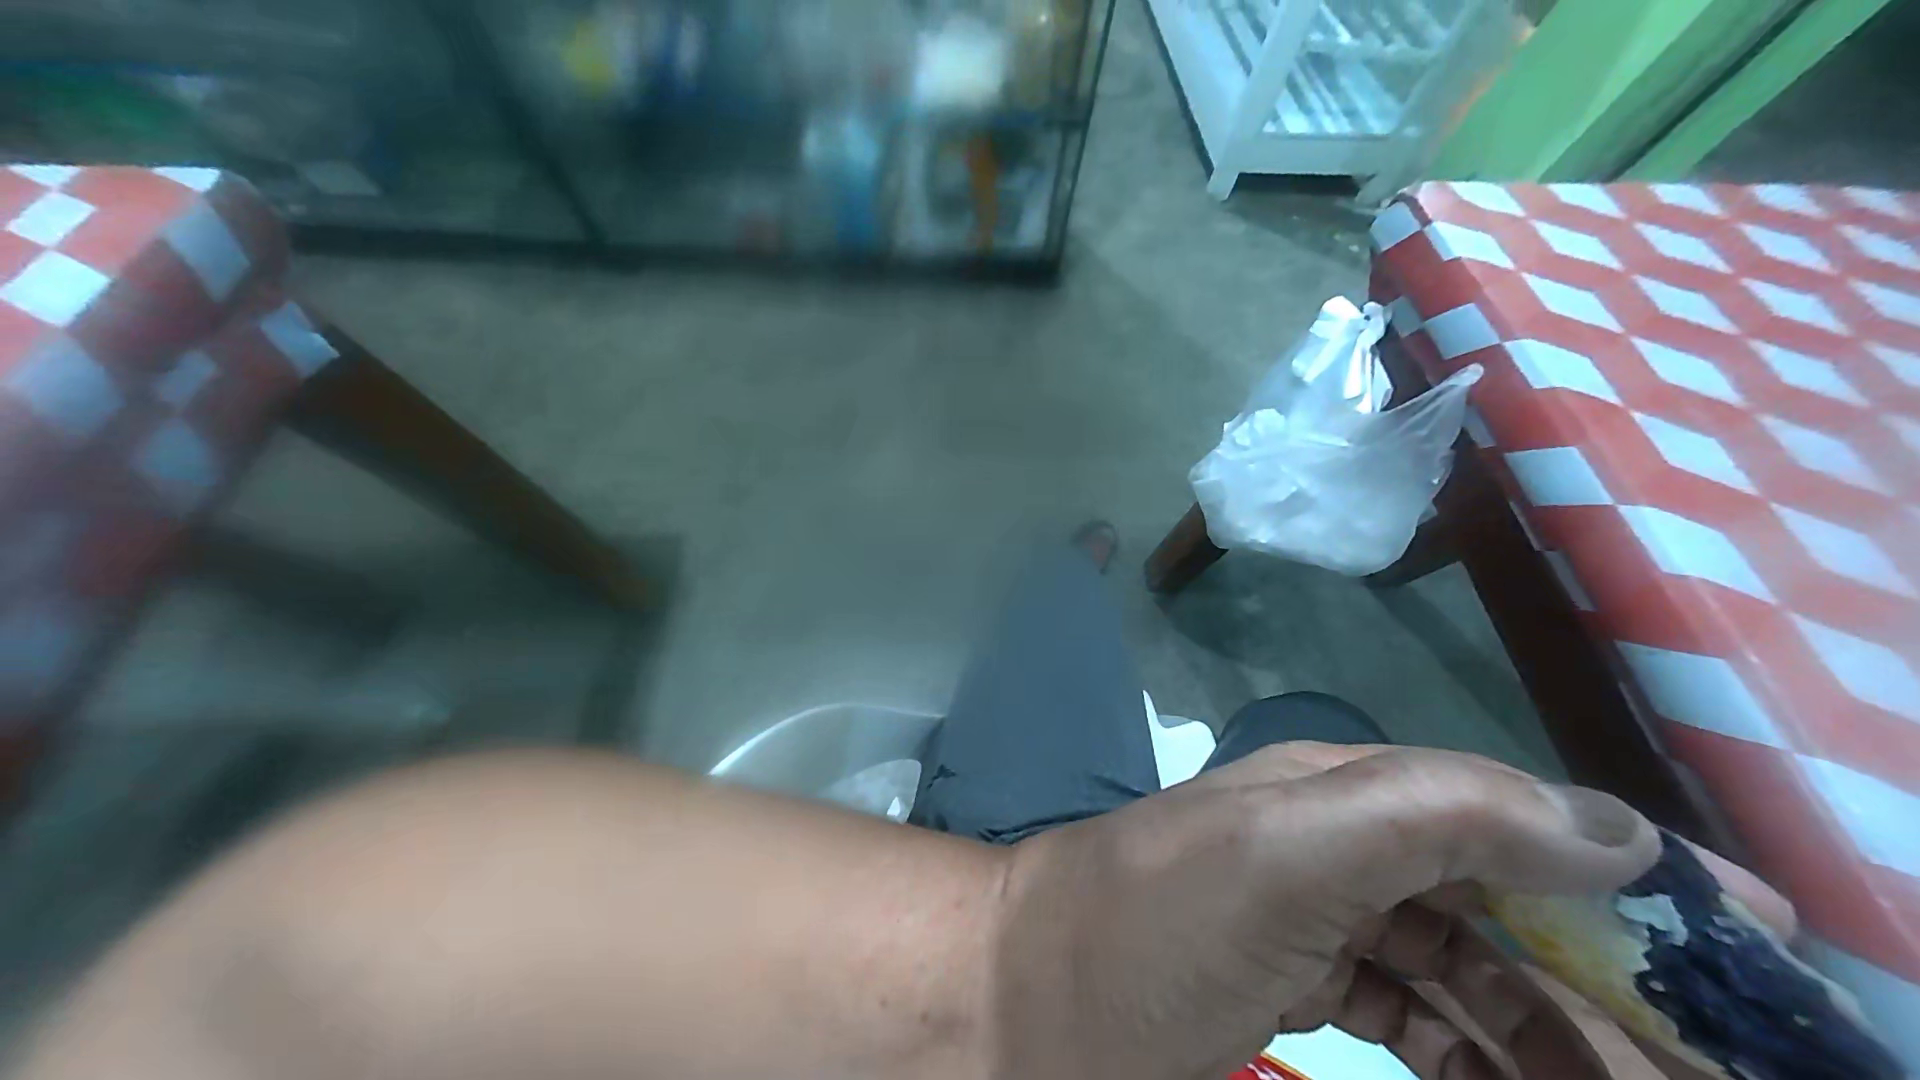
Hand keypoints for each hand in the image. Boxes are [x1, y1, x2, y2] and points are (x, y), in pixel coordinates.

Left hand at [989, 743, 1790, 1079]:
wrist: (1032, 993)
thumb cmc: (1156, 922)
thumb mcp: (1285, 850)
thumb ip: (1427, 812)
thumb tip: (1609, 825)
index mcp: (1338, 792)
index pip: (1507, 812)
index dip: (1630, 871)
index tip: (1770, 954)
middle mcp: (1335, 842)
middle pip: (1501, 897)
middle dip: (1611, 976)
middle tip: (1724, 1065)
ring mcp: (1318, 916)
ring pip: (1469, 967)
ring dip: (1554, 1033)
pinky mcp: (1299, 984)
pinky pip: (1420, 1013)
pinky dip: (1478, 1049)